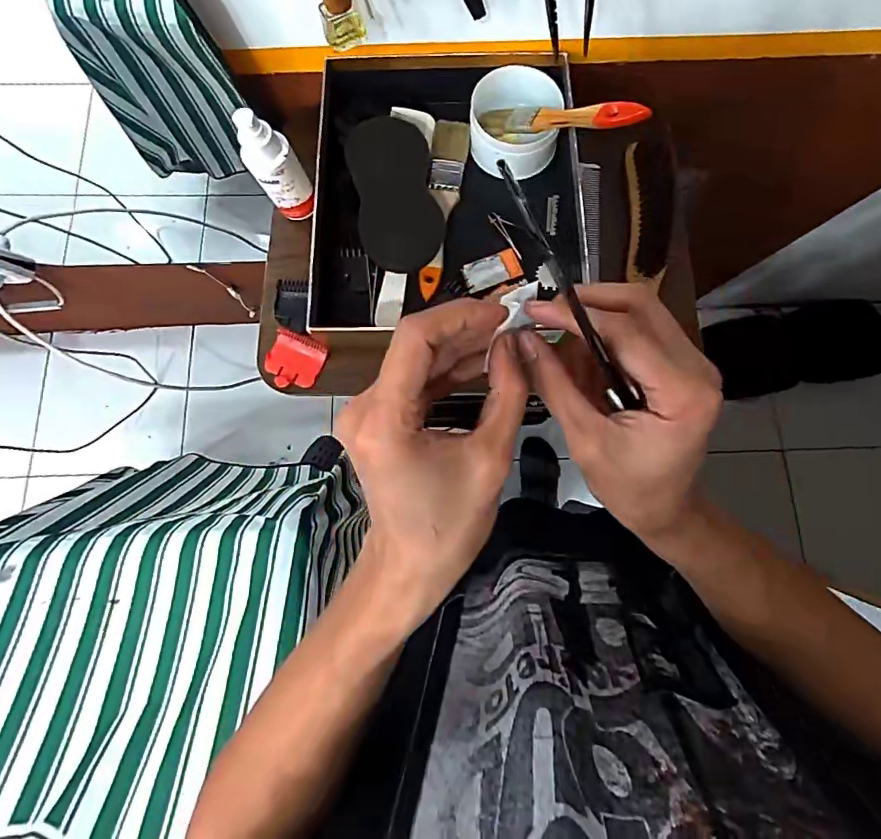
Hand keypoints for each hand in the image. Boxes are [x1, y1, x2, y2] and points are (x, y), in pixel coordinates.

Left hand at [335, 300, 528, 620]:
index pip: (416, 338)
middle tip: (510, 321)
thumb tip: (515, 346)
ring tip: (503, 338)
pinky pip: (413, 382)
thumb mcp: (489, 459)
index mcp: (385, 417)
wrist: (408, 568)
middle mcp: (366, 407)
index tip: (500, 312)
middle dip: (464, 328)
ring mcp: (367, 412)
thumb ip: (507, 395)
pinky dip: (446, 370)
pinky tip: (481, 361)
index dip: (460, 315)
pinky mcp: (377, 419)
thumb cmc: (448, 526)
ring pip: (415, 361)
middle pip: (414, 345)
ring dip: (458, 347)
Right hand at [517, 284, 720, 541]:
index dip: (575, 314)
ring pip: (642, 310)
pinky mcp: (683, 362)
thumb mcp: (584, 438)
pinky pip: (643, 328)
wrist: (668, 511)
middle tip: (545, 310)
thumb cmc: (630, 489)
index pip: (625, 331)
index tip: (535, 309)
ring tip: (558, 334)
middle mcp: (697, 367)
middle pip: (640, 305)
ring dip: (596, 313)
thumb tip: (523, 339)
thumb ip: (554, 383)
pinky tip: (580, 349)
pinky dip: (606, 331)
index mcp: (682, 392)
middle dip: (587, 300)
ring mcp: (694, 362)